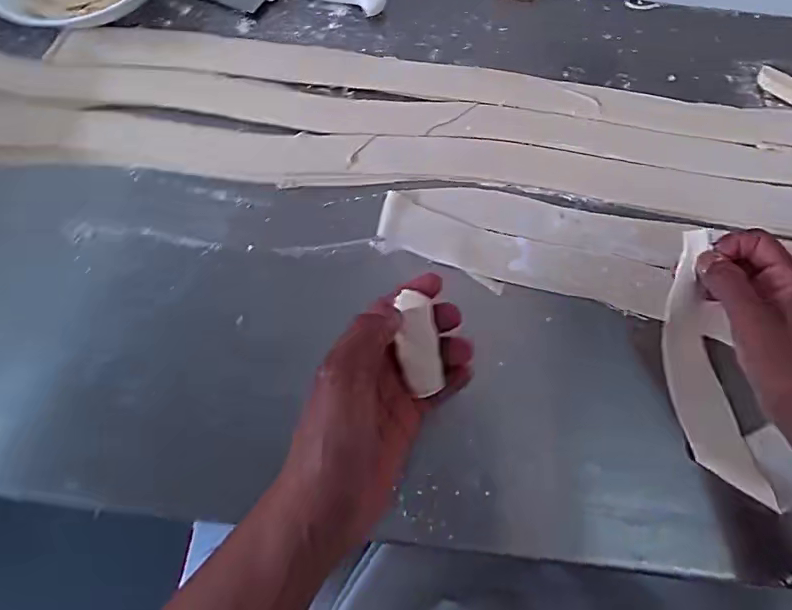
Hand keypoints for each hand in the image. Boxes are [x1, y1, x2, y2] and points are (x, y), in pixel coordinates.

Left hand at [273, 272, 474, 545]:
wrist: (325, 508)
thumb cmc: (330, 439)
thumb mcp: (341, 379)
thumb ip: (366, 338)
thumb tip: (395, 310)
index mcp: (352, 355)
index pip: (382, 314)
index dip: (407, 295)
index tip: (436, 284)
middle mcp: (372, 370)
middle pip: (407, 334)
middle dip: (432, 320)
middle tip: (455, 319)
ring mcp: (390, 397)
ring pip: (424, 360)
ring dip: (445, 349)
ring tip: (465, 351)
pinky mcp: (407, 423)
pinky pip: (432, 391)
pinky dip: (449, 379)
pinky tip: (465, 374)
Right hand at [696, 230, 791, 442]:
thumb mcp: (751, 322)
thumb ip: (728, 284)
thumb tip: (710, 261)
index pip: (758, 242)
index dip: (728, 246)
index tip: (705, 261)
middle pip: (752, 258)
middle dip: (721, 262)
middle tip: (697, 274)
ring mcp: (786, 313)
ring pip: (749, 281)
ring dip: (722, 283)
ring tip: (700, 292)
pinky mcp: (776, 333)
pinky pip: (748, 304)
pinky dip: (728, 303)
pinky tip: (714, 315)